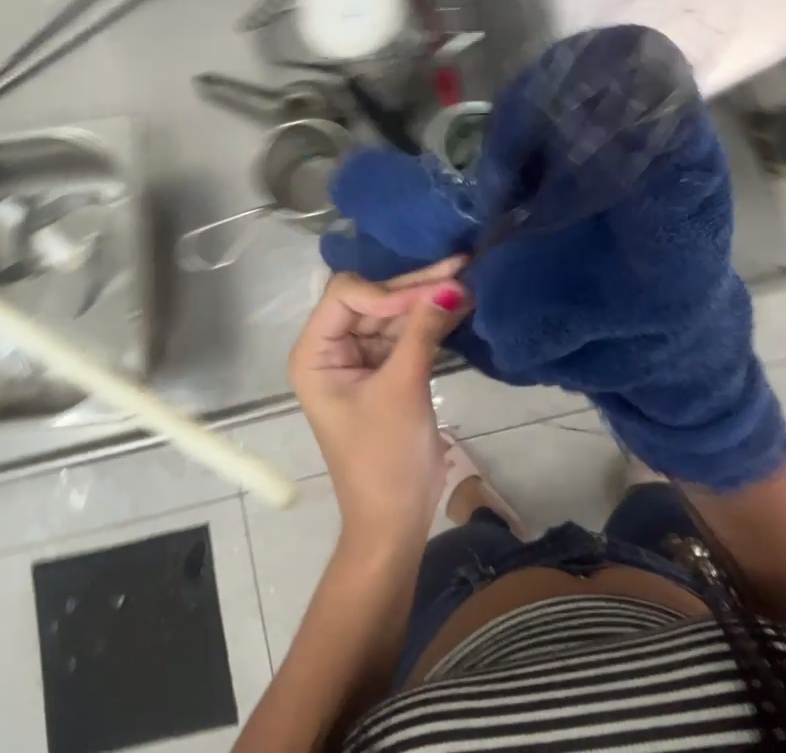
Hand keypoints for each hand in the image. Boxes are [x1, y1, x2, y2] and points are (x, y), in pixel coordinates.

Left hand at [289, 258, 469, 549]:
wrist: (395, 519)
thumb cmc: (384, 457)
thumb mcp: (402, 389)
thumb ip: (423, 332)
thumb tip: (453, 285)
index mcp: (315, 354)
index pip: (345, 296)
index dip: (386, 292)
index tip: (428, 300)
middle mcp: (332, 350)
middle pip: (372, 301)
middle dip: (414, 288)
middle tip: (461, 265)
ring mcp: (360, 361)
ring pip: (393, 316)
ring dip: (428, 301)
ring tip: (470, 280)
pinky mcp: (387, 373)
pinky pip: (407, 337)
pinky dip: (432, 323)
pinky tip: (462, 305)